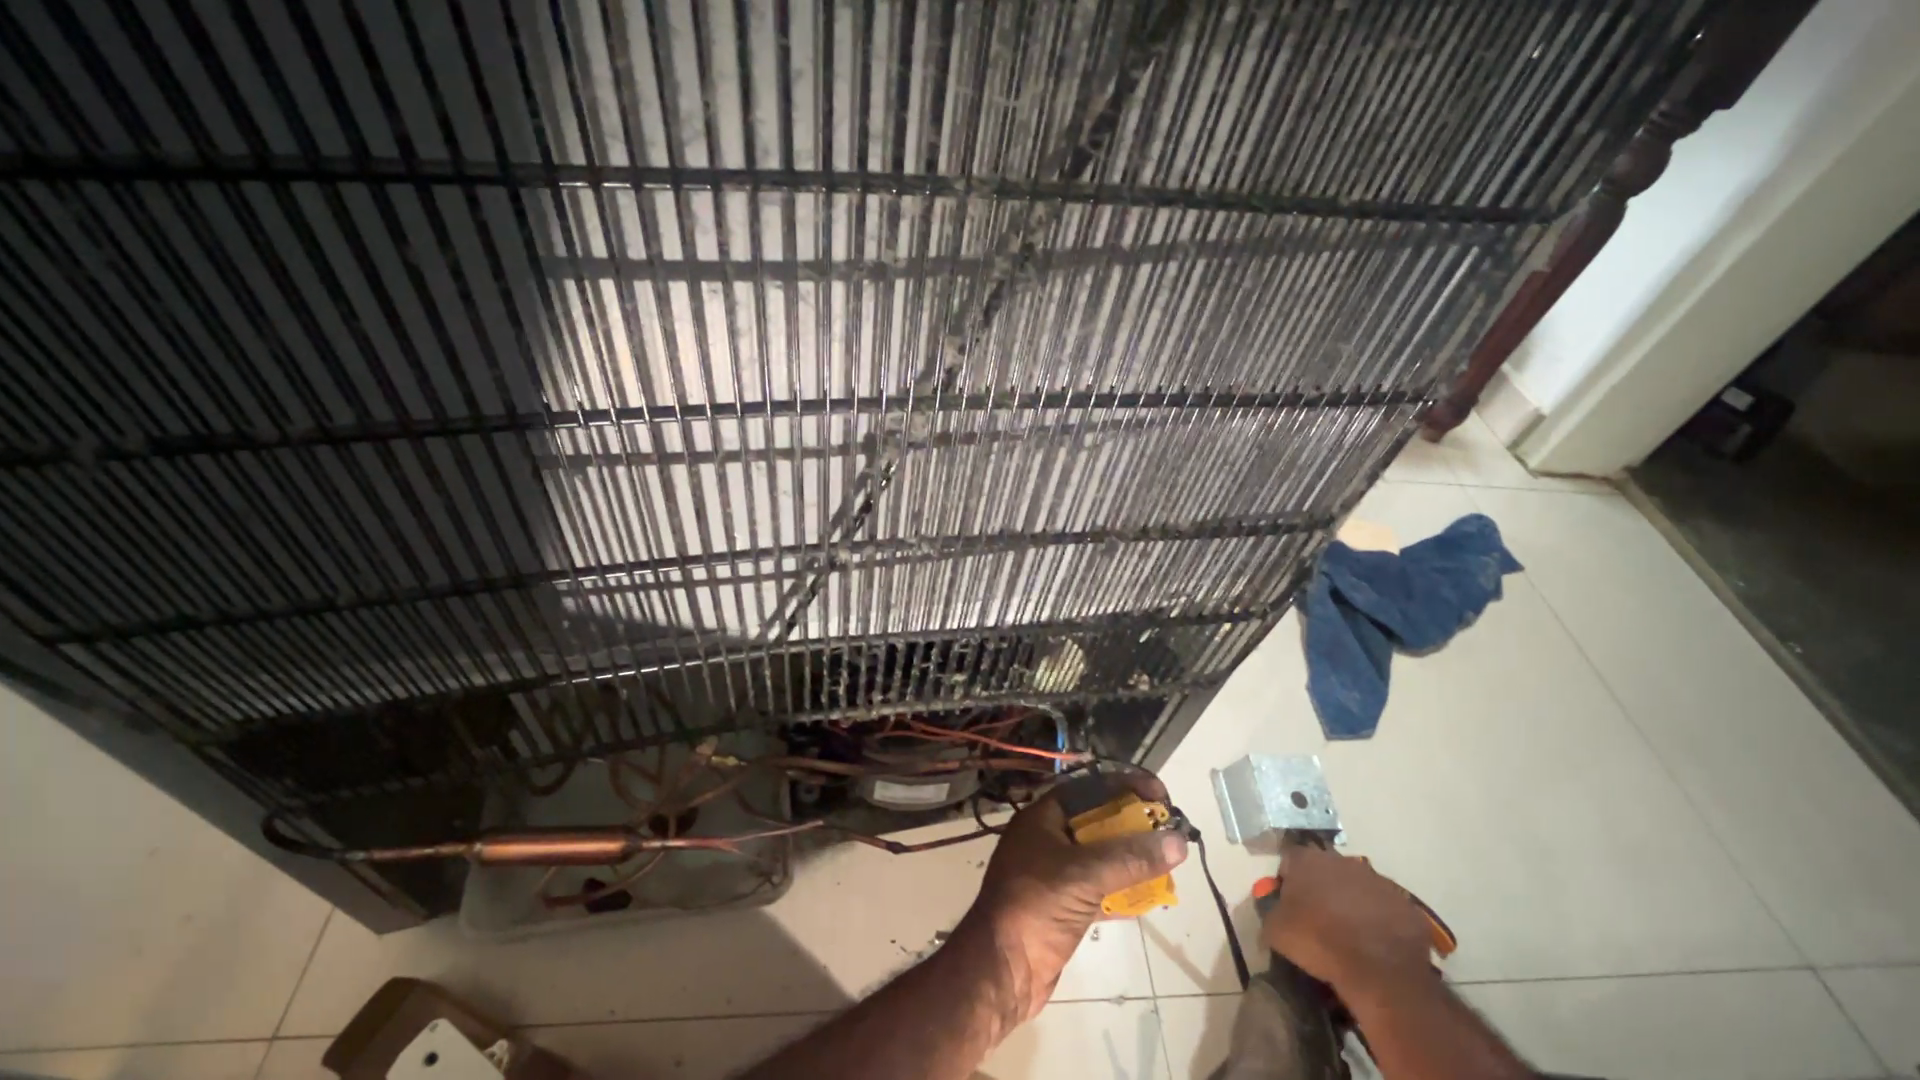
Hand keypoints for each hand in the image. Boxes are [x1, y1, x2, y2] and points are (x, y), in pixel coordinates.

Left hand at [960, 773, 1188, 1019]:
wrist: (1001, 970)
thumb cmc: (1035, 907)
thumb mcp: (1083, 874)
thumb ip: (1131, 857)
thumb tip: (1178, 841)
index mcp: (1042, 820)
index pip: (1088, 789)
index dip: (1124, 786)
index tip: (1160, 794)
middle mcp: (1047, 841)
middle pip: (1097, 822)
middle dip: (1134, 825)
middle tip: (1169, 830)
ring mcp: (1053, 876)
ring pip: (1100, 858)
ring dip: (1132, 860)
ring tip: (1168, 862)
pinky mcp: (1062, 908)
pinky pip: (1099, 890)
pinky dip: (1123, 892)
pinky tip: (1151, 898)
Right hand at [1261, 843, 1434, 998]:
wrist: (1378, 970)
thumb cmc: (1319, 942)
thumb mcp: (1275, 931)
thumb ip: (1271, 912)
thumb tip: (1276, 911)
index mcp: (1309, 861)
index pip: (1290, 860)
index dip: (1286, 880)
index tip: (1288, 904)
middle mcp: (1344, 861)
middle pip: (1326, 870)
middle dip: (1320, 888)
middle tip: (1317, 918)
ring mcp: (1379, 881)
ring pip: (1357, 886)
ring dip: (1350, 902)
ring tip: (1348, 934)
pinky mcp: (1405, 904)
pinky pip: (1384, 907)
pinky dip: (1377, 920)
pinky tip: (1373, 943)